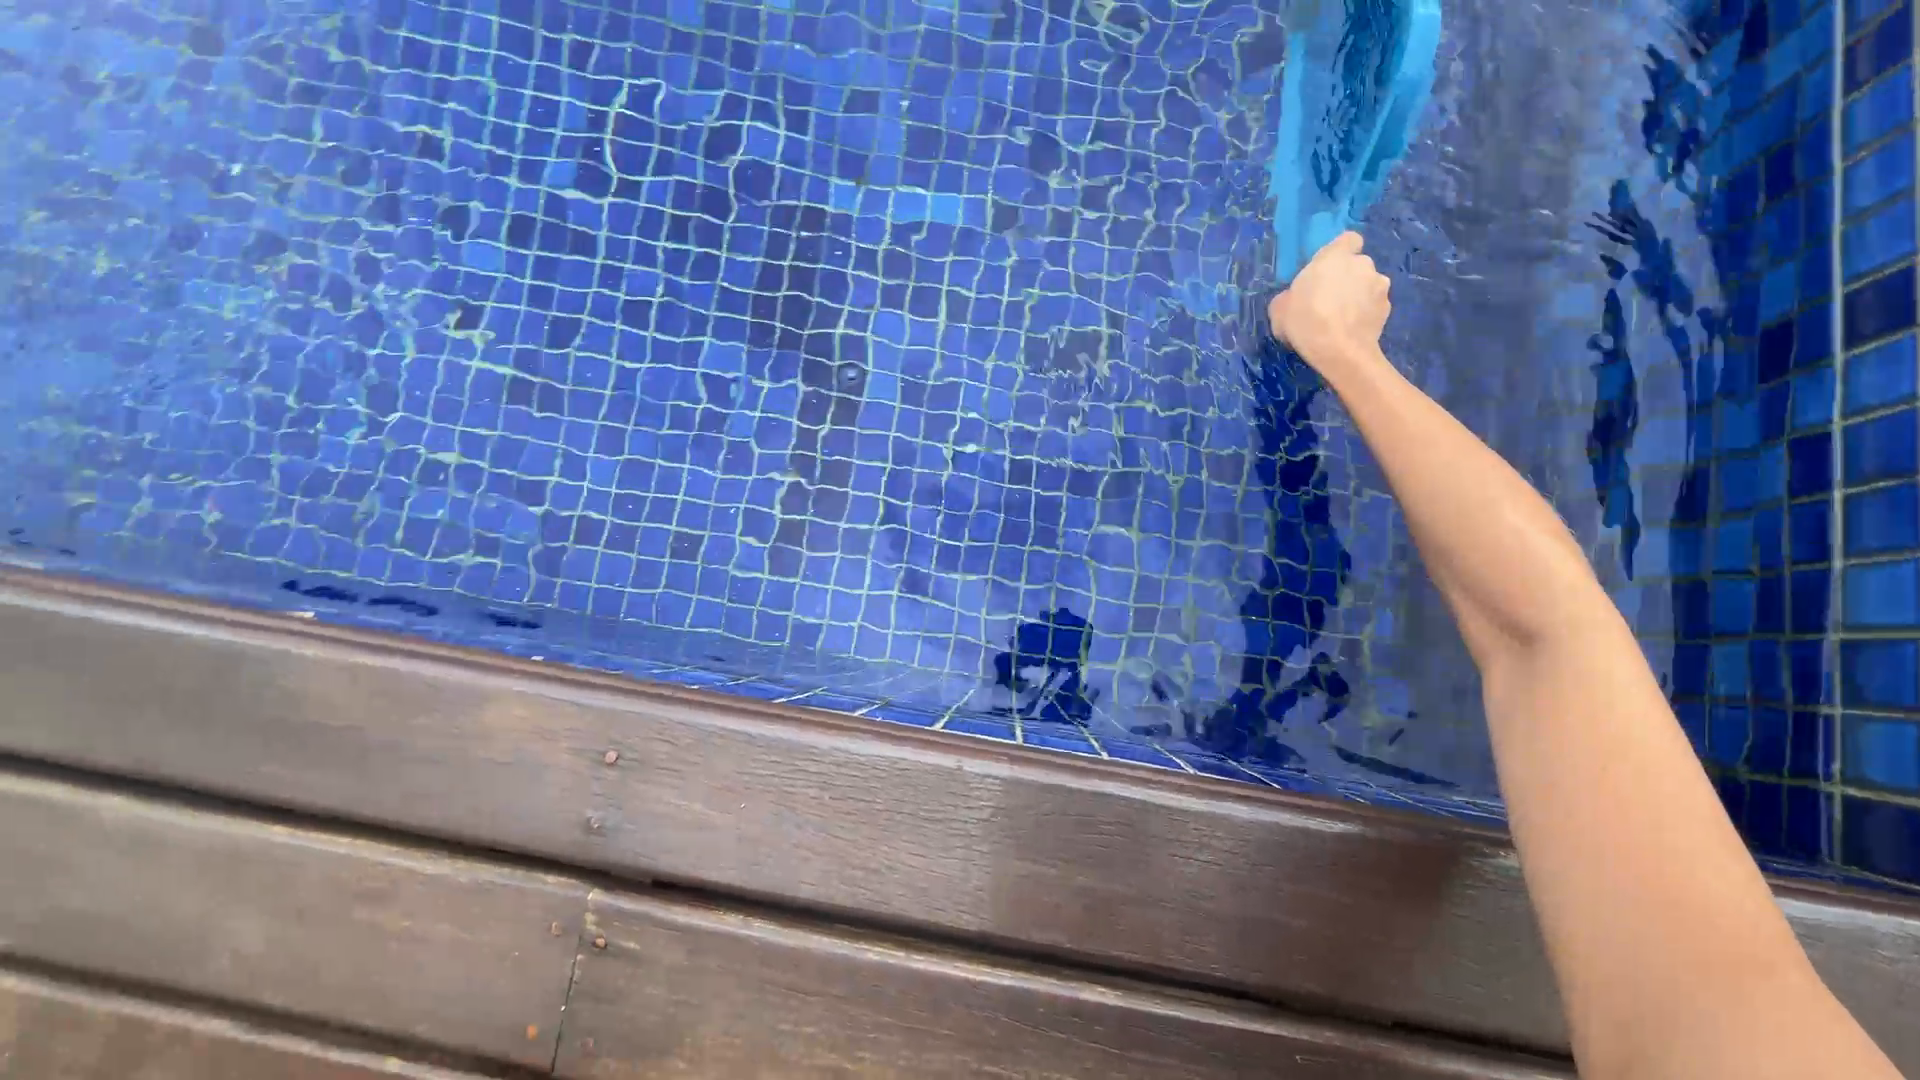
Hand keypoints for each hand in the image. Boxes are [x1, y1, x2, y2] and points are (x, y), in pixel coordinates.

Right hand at [1267, 232, 1391, 369]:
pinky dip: (1366, 314)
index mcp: (1335, 257)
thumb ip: (1290, 296)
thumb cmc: (1305, 321)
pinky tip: (1353, 330)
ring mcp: (1380, 286)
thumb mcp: (1279, 308)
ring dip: (1359, 297)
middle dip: (1348, 278)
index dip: (1341, 252)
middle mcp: (1363, 264)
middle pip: (1357, 265)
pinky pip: (1375, 306)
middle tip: (1330, 301)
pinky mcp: (1388, 309)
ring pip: (1368, 286)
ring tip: (1343, 319)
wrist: (1339, 351)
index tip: (1328, 270)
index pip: (1348, 240)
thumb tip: (1295, 299)